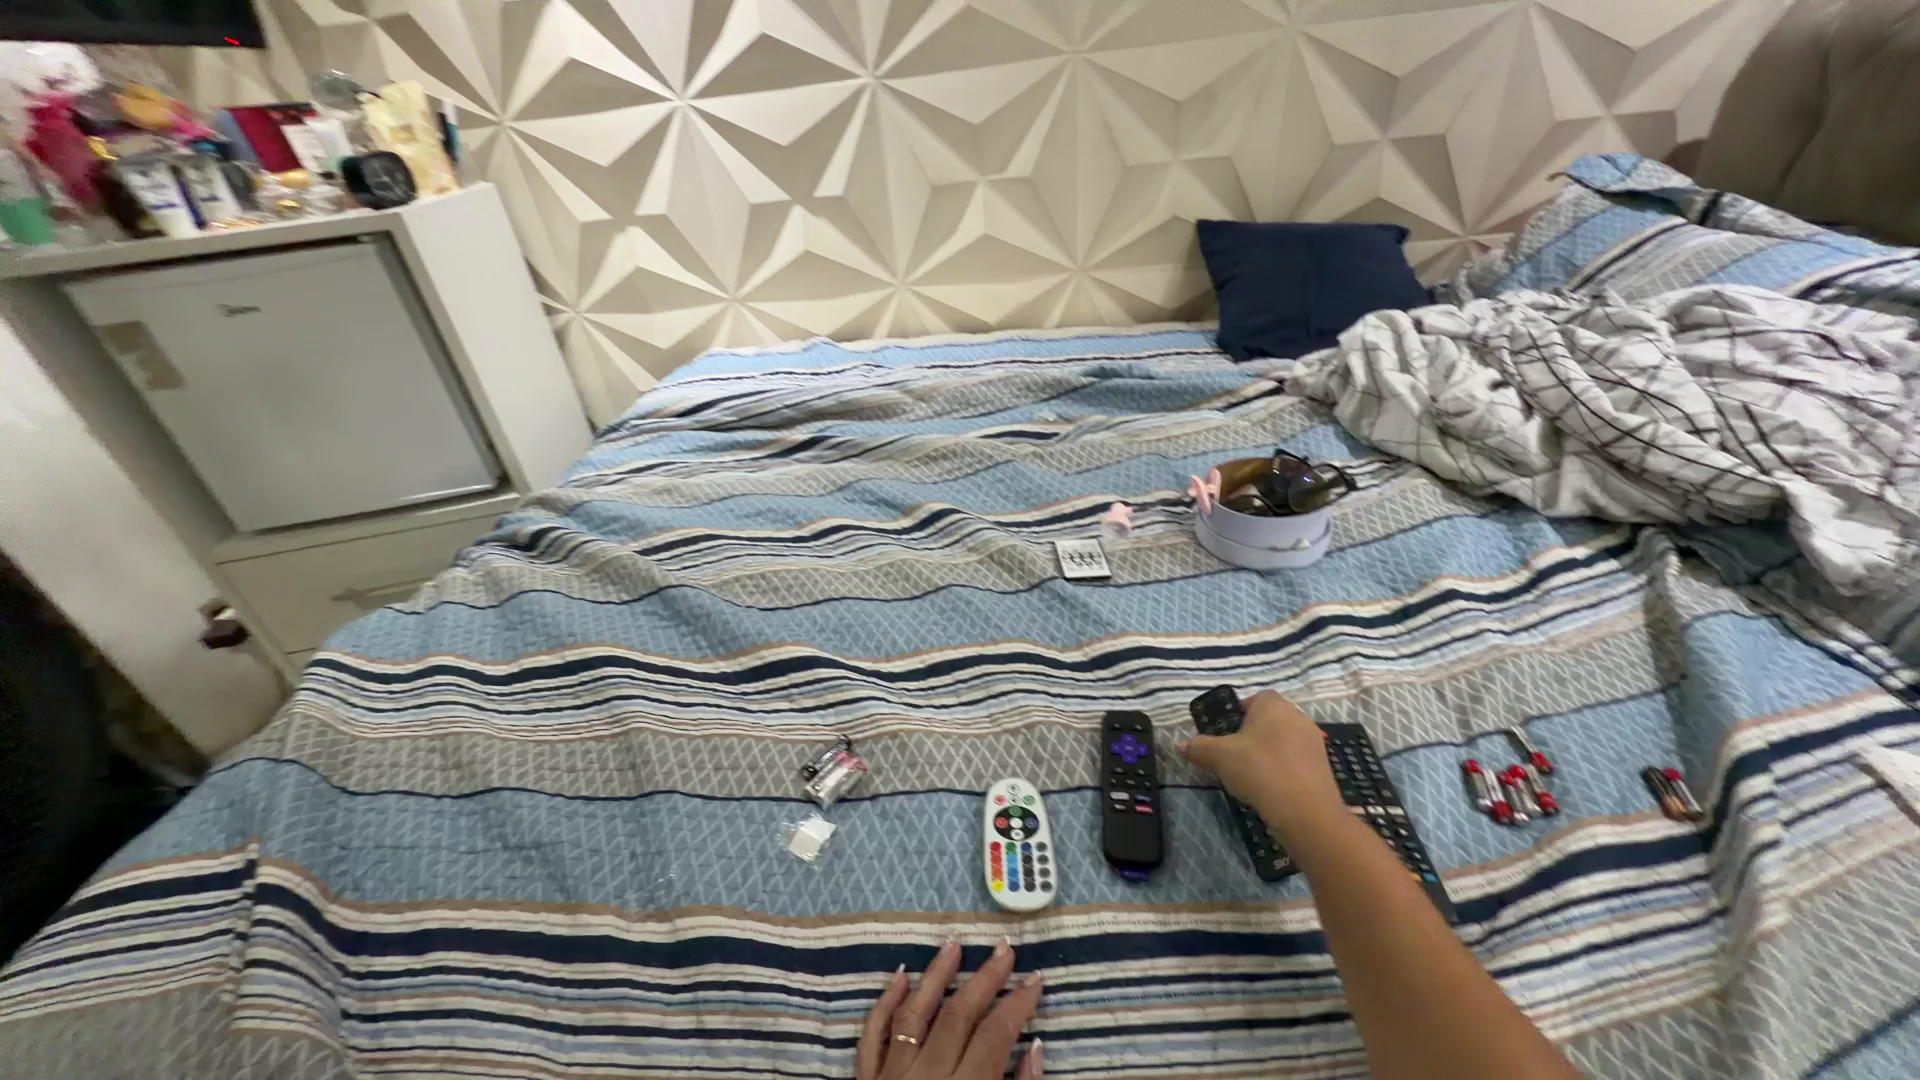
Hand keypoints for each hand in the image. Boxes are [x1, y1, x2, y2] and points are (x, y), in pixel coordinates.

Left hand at [857, 940, 1044, 1079]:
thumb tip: (1033, 1048)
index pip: (995, 1036)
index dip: (1017, 1004)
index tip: (1034, 979)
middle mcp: (926, 1075)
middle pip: (957, 1016)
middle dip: (984, 979)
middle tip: (1004, 948)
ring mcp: (891, 1076)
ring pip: (914, 1014)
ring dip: (935, 977)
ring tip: (953, 944)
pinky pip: (873, 1035)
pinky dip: (886, 1003)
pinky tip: (900, 976)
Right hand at [1179, 690, 1343, 844]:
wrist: (1305, 811)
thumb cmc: (1259, 770)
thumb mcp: (1219, 757)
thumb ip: (1198, 747)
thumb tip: (1178, 745)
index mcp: (1273, 705)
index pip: (1254, 699)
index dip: (1237, 714)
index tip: (1225, 735)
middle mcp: (1297, 716)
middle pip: (1268, 720)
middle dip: (1251, 735)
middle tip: (1233, 756)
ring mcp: (1314, 742)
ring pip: (1283, 741)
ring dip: (1268, 753)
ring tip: (1251, 775)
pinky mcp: (1323, 766)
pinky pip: (1295, 760)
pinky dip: (1283, 769)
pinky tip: (1270, 788)